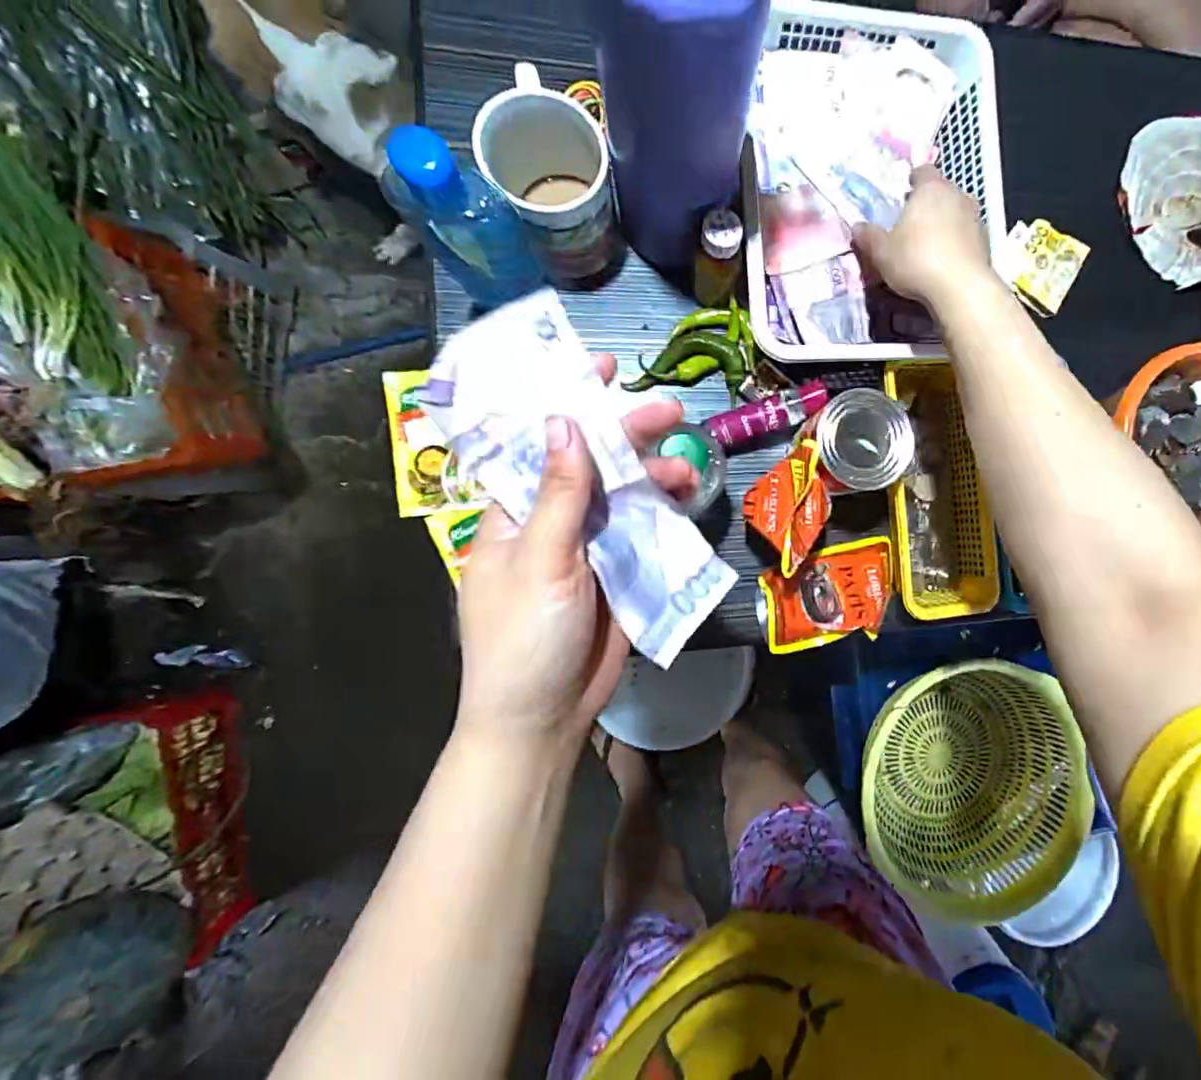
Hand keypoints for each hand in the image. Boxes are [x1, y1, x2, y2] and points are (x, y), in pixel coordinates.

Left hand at [452, 356, 693, 752]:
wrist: (543, 716)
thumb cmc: (522, 637)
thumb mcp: (540, 561)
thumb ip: (559, 494)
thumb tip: (562, 420)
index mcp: (515, 510)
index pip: (539, 441)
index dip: (568, 401)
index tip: (601, 369)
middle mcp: (551, 520)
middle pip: (591, 463)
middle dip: (626, 434)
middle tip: (669, 411)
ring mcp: (587, 546)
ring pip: (623, 495)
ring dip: (653, 475)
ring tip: (686, 467)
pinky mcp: (617, 572)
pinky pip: (642, 532)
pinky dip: (663, 513)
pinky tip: (685, 499)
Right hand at [852, 166, 996, 307]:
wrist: (960, 287)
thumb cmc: (916, 261)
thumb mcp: (882, 252)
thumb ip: (869, 237)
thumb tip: (857, 227)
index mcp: (930, 189)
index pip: (923, 172)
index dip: (912, 181)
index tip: (904, 194)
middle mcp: (957, 195)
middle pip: (941, 192)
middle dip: (928, 204)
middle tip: (911, 224)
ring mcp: (975, 216)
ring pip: (955, 212)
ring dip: (944, 223)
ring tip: (928, 245)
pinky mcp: (985, 240)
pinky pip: (966, 234)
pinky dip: (956, 242)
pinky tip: (944, 261)